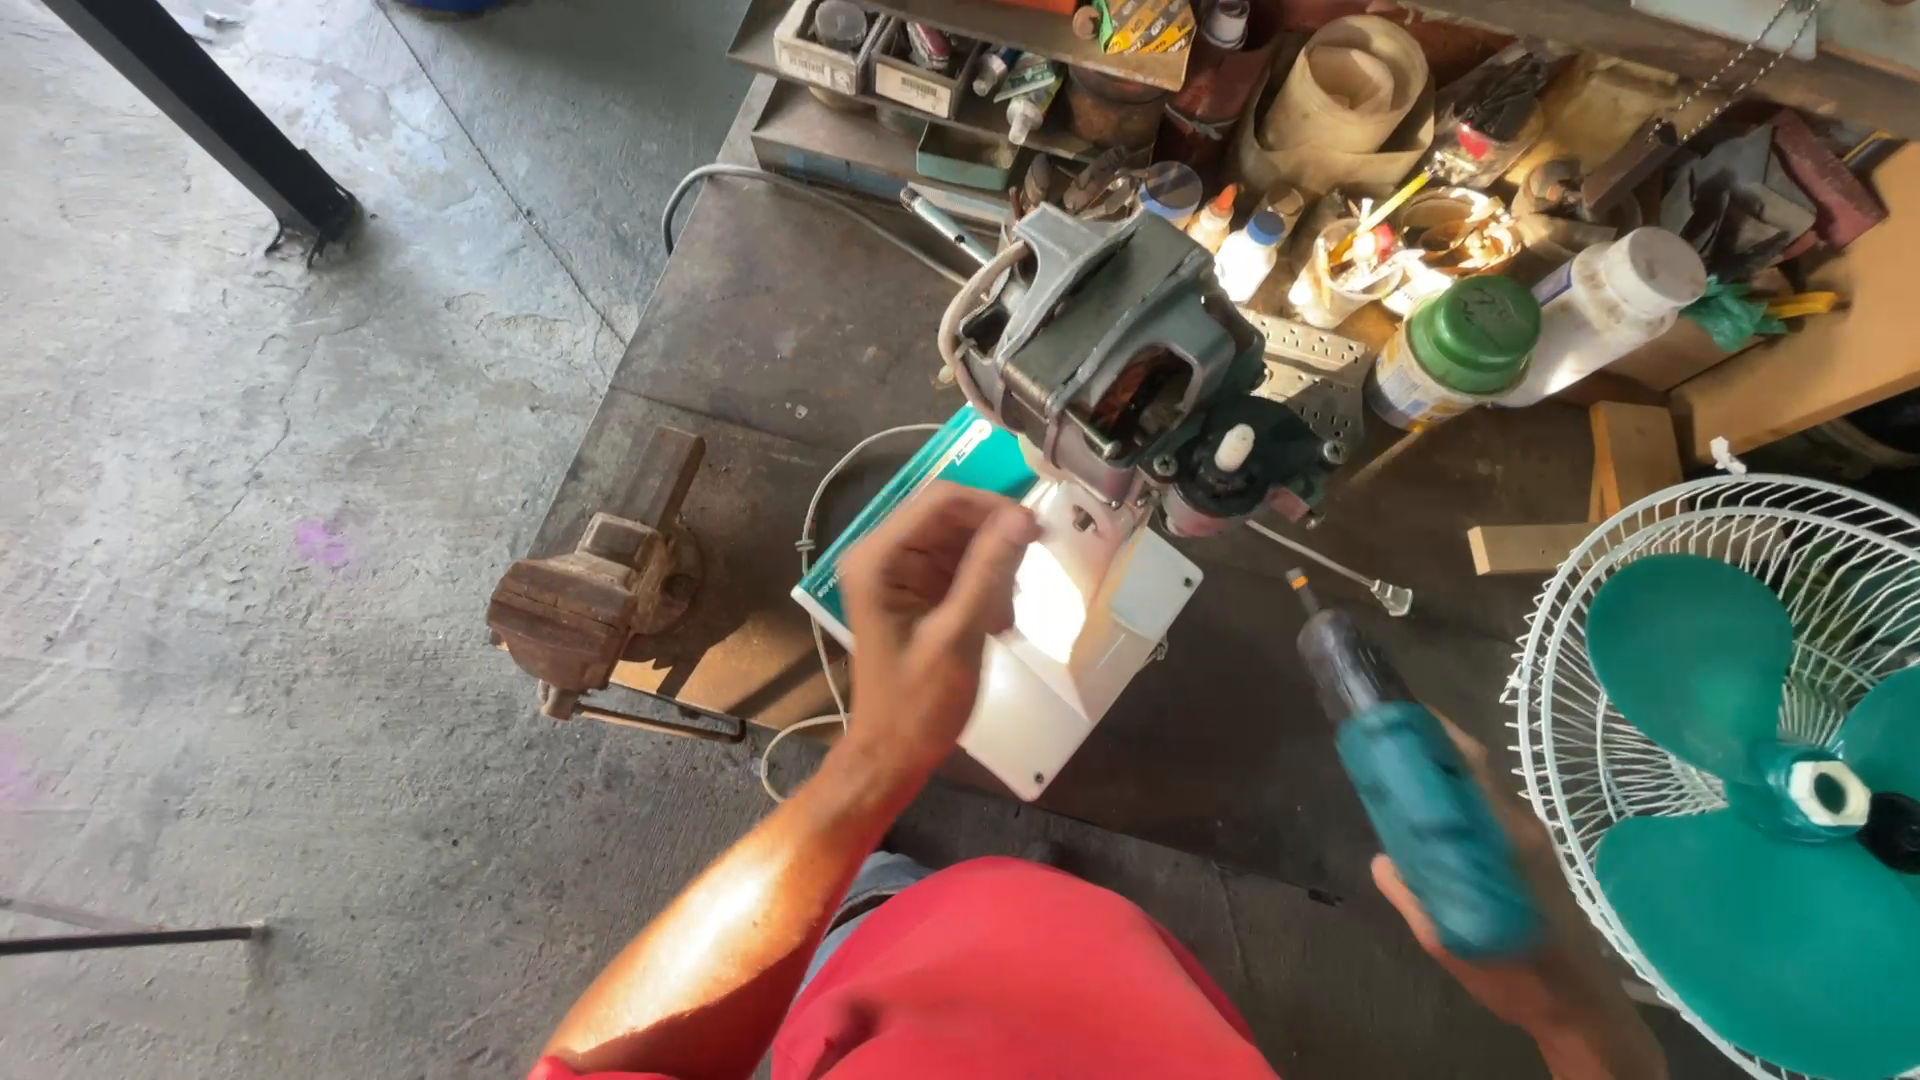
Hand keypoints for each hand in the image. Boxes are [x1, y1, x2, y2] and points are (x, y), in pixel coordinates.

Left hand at [837, 483, 1039, 781]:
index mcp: (878, 558)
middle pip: (953, 517)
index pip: (941, 500)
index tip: (1036, 533)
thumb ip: (988, 571)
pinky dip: (986, 587)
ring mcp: (901, 571)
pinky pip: (962, 566)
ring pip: (963, 540)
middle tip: (1024, 580)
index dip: (992, 506)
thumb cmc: (917, 704)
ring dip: (993, 570)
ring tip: (1002, 616)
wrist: (893, 753)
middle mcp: (884, 553)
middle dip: (994, 542)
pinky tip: (994, 623)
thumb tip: (1023, 517)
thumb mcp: (957, 635)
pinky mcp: (918, 590)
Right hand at [1372, 719, 1665, 1078]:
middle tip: (1388, 734)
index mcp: (1502, 835)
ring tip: (1401, 769)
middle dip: (1432, 742)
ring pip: (1481, 786)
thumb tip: (1383, 856)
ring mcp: (1531, 839)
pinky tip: (1431, 815)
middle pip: (1474, 766)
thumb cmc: (1512, 973)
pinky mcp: (1534, 855)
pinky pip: (1488, 808)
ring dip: (1443, 770)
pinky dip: (1456, 797)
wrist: (1581, 1013)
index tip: (1397, 713)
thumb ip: (1408, 891)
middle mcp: (1520, 826)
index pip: (1467, 764)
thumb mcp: (1443, 937)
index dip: (1434, 733)